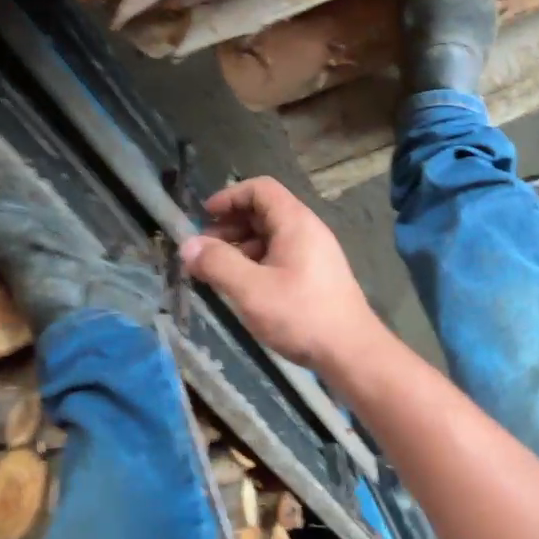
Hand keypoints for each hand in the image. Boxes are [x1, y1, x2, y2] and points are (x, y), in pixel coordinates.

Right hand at [180, 177, 383, 372]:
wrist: (350, 349)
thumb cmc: (301, 314)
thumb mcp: (252, 290)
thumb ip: (218, 264)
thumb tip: (187, 245)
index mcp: (295, 221)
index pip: (261, 189)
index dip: (230, 196)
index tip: (204, 217)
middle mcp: (307, 229)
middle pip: (265, 210)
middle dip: (231, 224)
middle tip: (203, 249)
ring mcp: (314, 251)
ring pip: (272, 235)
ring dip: (242, 245)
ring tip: (216, 270)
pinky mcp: (316, 273)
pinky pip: (281, 253)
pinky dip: (257, 260)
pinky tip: (242, 285)